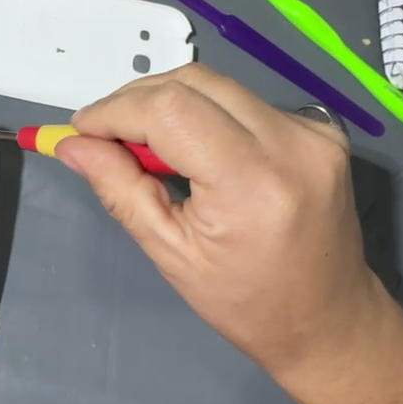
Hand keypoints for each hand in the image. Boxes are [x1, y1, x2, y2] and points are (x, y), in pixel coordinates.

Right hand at [56, 66, 393, 403]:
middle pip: (193, 83)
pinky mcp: (320, 129)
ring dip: (169, 103)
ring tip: (144, 144)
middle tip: (105, 135)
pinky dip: (206, 113)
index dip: (115, 111)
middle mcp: (291, 142)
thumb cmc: (247, 304)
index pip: (169, 110)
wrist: (330, 320)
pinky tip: (193, 149)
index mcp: (252, 184)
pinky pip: (245, 102)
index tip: (81, 130)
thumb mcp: (171, 254)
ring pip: (219, 85)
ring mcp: (313, 131)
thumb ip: (120, 190)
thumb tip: (72, 146)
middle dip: (136, 100)